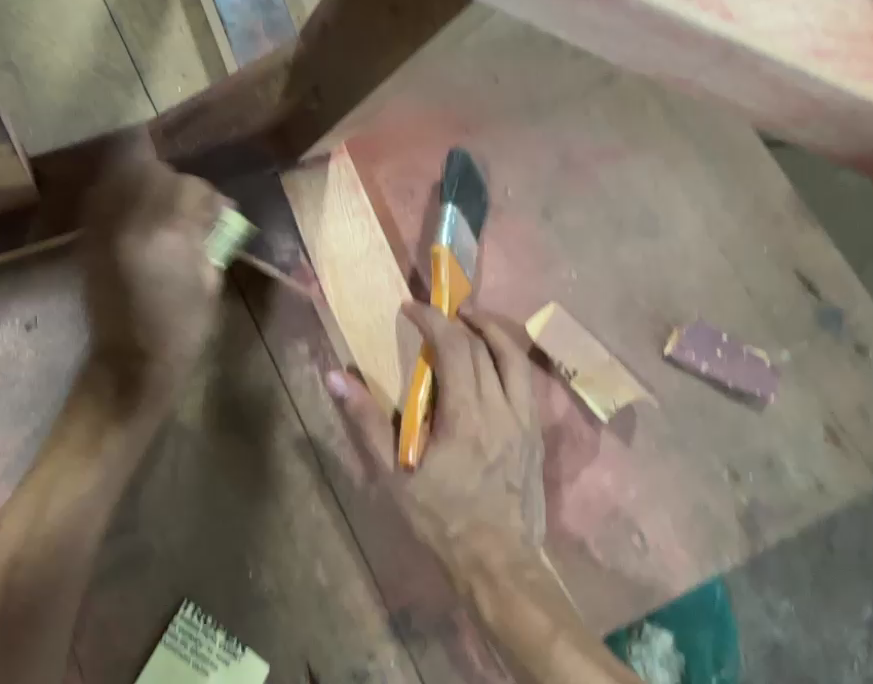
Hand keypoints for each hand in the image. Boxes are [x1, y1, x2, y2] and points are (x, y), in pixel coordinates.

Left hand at [81, 157, 229, 406]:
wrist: (129, 362)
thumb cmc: (181, 328)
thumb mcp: (209, 280)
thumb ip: (207, 235)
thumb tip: (214, 209)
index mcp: (167, 232)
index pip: (188, 187)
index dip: (207, 196)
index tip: (218, 211)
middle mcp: (129, 219)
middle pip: (153, 173)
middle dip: (175, 184)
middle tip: (190, 205)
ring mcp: (103, 226)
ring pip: (123, 177)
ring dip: (145, 183)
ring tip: (161, 205)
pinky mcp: (88, 237)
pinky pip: (104, 199)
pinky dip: (122, 197)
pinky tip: (138, 214)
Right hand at [326, 303, 544, 563]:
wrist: (497, 564)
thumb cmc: (439, 518)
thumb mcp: (392, 474)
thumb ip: (366, 420)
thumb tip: (336, 376)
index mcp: (467, 417)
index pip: (456, 348)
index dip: (433, 320)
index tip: (410, 309)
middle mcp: (503, 412)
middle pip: (487, 348)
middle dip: (460, 320)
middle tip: (435, 311)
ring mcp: (526, 425)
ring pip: (517, 361)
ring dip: (494, 333)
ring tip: (471, 321)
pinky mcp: (536, 438)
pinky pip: (527, 384)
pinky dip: (509, 360)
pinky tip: (492, 363)